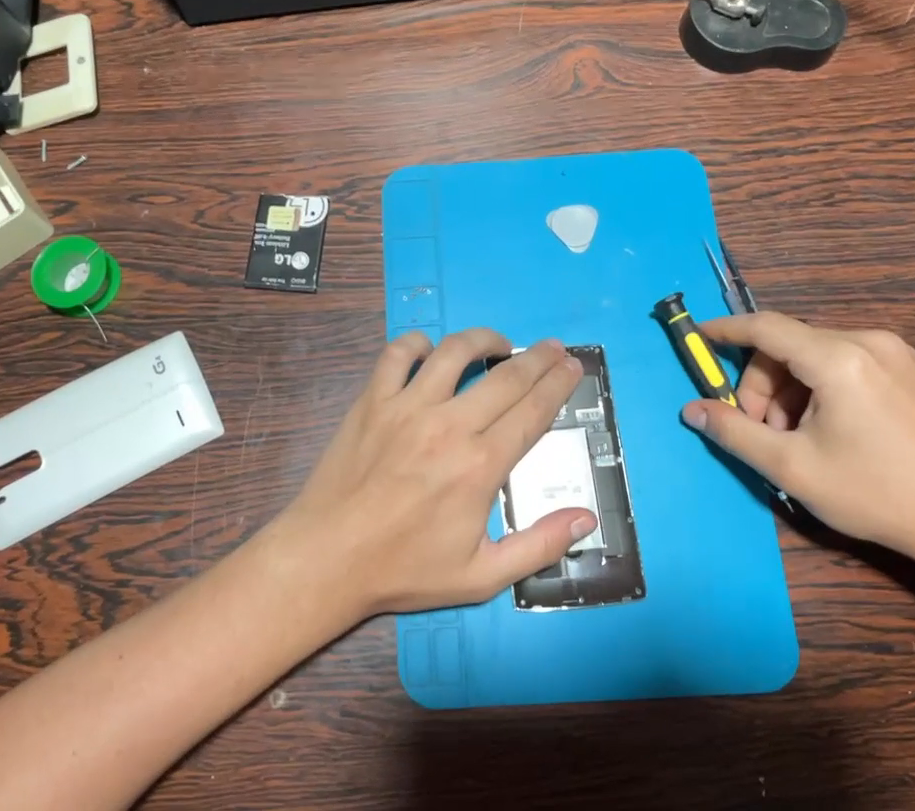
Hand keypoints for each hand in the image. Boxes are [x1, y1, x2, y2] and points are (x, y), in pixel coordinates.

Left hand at [270, 330, 595, 618]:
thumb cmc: (404, 569)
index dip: (558, 385)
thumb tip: (586, 516)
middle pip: (506, 377)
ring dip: (483, 339)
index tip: (573, 367)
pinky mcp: (371, 401)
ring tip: (499, 343)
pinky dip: (417, 343)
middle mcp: (448, 425)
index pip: (533, 411)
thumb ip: (539, 545)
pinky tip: (430, 350)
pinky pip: (396, 355)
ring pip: (453, 352)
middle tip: (554, 349)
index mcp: (480, 465)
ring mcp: (406, 407)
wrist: (327, 558)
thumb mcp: (482, 576)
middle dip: (538, 358)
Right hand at [681, 312, 914, 567]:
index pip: (765, 328)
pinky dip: (816, 390)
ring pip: (812, 356)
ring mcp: (891, 352)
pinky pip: (840, 363)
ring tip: (793, 440)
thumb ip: (734, 432)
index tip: (696, 337)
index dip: (725, 331)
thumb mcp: (792, 468)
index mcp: (838, 359)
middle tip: (761, 433)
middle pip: (787, 345)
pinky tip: (822, 431)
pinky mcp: (904, 368)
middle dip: (761, 387)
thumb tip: (690, 410)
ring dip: (787, 392)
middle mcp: (866, 341)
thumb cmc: (876, 492)